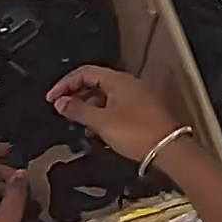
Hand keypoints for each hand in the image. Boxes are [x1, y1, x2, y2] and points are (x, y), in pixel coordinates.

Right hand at [47, 65, 180, 161]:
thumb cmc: (135, 132)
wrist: (169, 149)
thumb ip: (79, 110)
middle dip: (77, 95)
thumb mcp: (102, 122)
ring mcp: (138, 97)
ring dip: (90, 107)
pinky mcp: (143, 111)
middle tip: (62, 110)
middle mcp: (129, 84)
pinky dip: (103, 115)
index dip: (65, 84)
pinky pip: (117, 107)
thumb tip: (60, 102)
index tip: (51, 99)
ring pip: (106, 96)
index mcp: (118, 80)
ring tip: (78, 123)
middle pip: (96, 83)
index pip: (85, 72)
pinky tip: (97, 130)